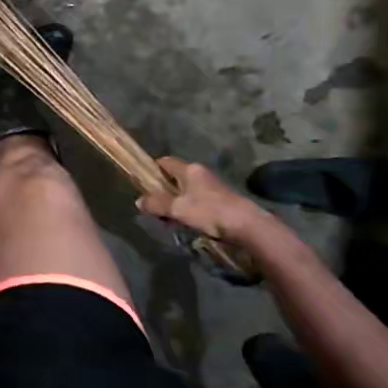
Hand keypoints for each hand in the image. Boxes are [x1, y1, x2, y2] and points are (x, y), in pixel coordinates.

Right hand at [136, 156, 270, 241]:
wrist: (247, 226)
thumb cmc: (209, 211)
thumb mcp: (177, 209)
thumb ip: (156, 204)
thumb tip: (139, 201)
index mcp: (189, 169)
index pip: (165, 162)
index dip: (152, 170)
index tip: (142, 183)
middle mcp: (201, 173)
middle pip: (175, 177)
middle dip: (163, 191)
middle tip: (153, 206)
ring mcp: (212, 187)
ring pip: (186, 190)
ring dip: (175, 202)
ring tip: (168, 218)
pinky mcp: (221, 200)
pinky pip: (197, 200)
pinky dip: (188, 209)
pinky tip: (186, 222)